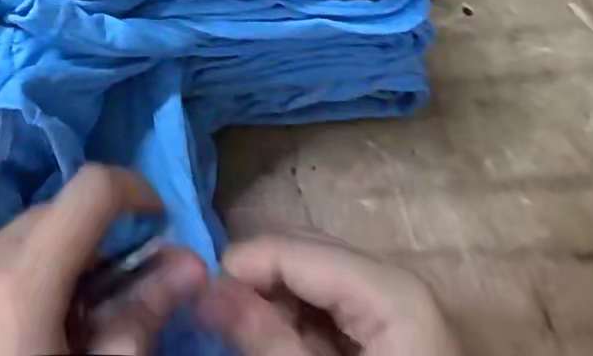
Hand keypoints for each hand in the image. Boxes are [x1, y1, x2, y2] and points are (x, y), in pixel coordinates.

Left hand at [0, 165, 209, 355]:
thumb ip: (138, 320)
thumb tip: (188, 265)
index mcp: (17, 280)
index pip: (89, 189)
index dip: (135, 192)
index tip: (160, 225)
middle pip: (56, 213)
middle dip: (97, 241)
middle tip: (122, 298)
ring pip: (23, 234)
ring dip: (57, 260)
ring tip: (68, 327)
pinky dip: (20, 275)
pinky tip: (24, 333)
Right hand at [194, 235, 460, 355]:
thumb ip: (266, 339)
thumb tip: (203, 289)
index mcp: (388, 288)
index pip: (288, 248)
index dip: (238, 268)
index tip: (199, 300)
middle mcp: (391, 277)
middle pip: (298, 254)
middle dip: (256, 282)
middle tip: (221, 320)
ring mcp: (394, 299)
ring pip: (308, 275)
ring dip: (274, 301)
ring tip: (253, 337)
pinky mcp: (391, 322)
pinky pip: (328, 301)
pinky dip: (298, 319)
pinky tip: (288, 343)